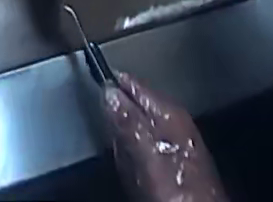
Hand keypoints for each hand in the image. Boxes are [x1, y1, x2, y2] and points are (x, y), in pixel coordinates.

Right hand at [103, 72, 228, 201]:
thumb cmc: (178, 188)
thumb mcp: (148, 152)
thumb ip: (128, 121)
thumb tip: (108, 91)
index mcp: (169, 111)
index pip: (134, 83)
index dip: (113, 84)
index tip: (95, 90)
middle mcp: (174, 122)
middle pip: (134, 107)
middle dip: (120, 124)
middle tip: (118, 145)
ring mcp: (176, 143)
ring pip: (137, 131)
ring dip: (127, 146)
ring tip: (130, 166)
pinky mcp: (174, 163)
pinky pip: (144, 151)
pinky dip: (136, 161)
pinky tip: (139, 176)